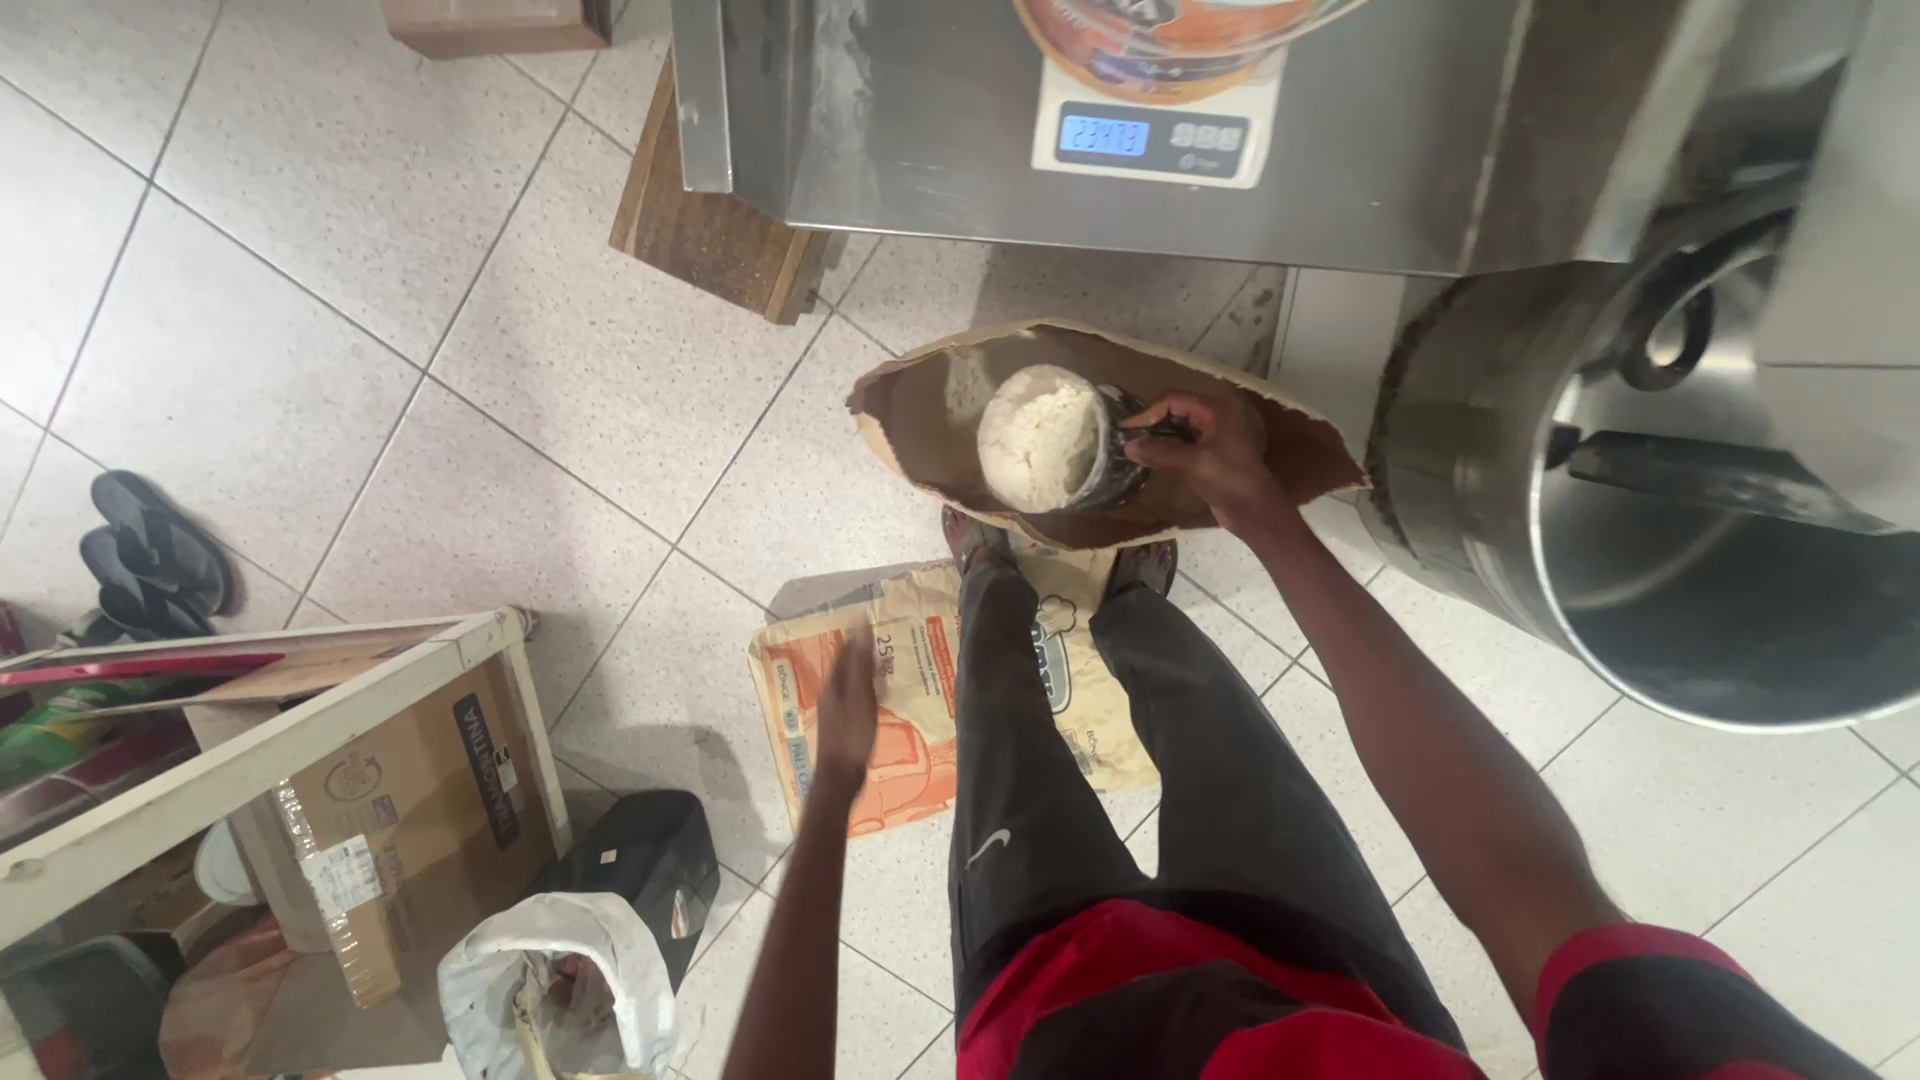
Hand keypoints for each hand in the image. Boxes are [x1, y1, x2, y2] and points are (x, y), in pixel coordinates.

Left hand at [813, 626, 877, 797]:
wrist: (840, 777)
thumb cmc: (852, 736)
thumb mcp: (860, 697)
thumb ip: (862, 665)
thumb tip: (862, 629)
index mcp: (833, 684)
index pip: (845, 650)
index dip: (858, 636)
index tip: (875, 622)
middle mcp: (831, 693)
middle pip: (846, 665)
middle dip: (862, 651)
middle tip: (884, 641)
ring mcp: (835, 710)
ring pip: (850, 681)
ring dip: (864, 670)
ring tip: (885, 664)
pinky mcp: (842, 724)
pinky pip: (854, 697)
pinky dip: (866, 688)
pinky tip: (878, 695)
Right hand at [1122, 391, 1289, 533]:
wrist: (1253, 510)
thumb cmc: (1229, 480)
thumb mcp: (1193, 463)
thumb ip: (1160, 451)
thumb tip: (1127, 446)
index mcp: (1214, 410)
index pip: (1172, 399)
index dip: (1147, 412)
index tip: (1126, 430)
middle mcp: (1213, 416)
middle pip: (1173, 409)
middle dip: (1150, 421)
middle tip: (1126, 437)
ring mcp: (1211, 435)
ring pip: (1175, 426)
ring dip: (1155, 435)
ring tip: (1133, 447)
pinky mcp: (1207, 452)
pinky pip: (1180, 442)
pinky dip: (1164, 447)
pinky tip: (1148, 458)